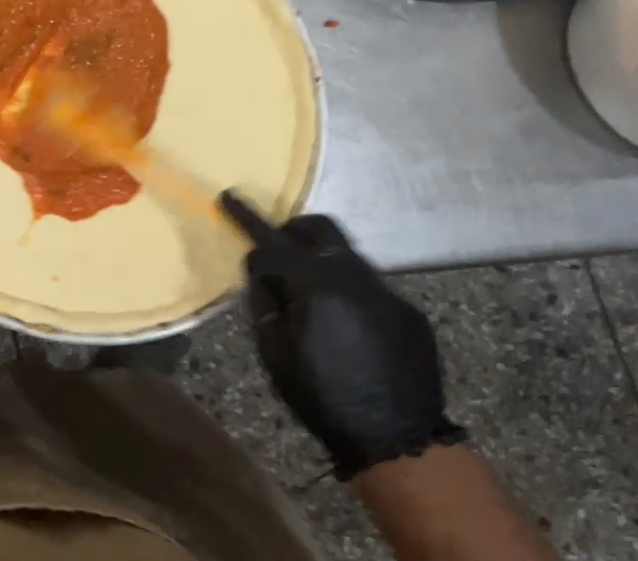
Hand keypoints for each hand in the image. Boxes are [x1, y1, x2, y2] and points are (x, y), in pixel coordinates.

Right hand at [243, 214, 465, 479]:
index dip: (247, 218)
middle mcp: (355, 278)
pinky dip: (348, 291)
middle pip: (322, 228)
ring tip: (310, 294)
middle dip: (295, 228)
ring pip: (347, 255)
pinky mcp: (409, 312)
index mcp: (316, 287)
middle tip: (279, 245)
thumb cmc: (321, 396)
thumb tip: (261, 272)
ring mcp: (388, 293)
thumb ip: (265, 302)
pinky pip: (370, 286)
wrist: (397, 440)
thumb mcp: (274, 352)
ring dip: (322, 261)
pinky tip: (346, 326)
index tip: (229, 197)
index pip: (272, 242)